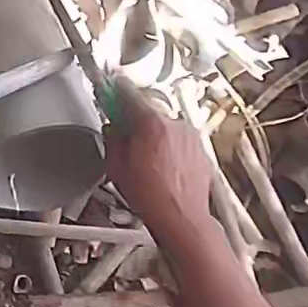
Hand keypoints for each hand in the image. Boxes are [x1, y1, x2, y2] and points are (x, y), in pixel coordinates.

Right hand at [104, 83, 214, 243]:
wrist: (182, 220)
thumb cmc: (153, 199)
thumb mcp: (116, 167)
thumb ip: (112, 138)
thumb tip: (112, 128)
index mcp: (152, 124)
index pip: (128, 92)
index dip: (113, 88)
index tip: (107, 87)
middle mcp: (175, 125)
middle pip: (148, 110)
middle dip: (134, 120)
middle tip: (123, 137)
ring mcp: (190, 136)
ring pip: (164, 126)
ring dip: (153, 136)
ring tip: (144, 162)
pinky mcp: (200, 149)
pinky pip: (178, 140)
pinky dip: (168, 148)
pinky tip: (160, 168)